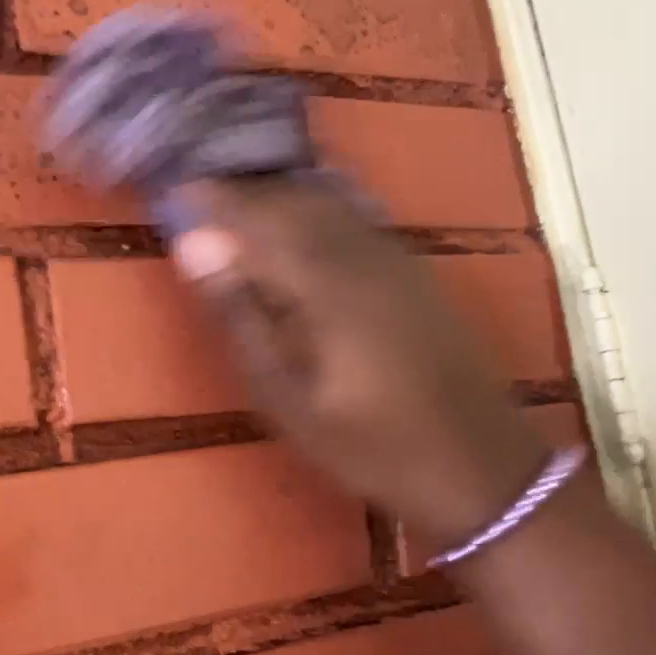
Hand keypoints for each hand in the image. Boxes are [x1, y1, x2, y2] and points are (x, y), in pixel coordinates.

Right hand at [169, 174, 547, 549]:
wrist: (479, 466)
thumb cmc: (369, 446)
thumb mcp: (288, 399)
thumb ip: (242, 316)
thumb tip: (196, 248)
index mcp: (328, 286)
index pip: (260, 220)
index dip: (216, 200)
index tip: (176, 188)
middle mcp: (365, 256)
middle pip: (296, 201)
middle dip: (244, 192)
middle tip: (199, 195)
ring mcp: (398, 259)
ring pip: (330, 204)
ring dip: (279, 196)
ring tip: (237, 204)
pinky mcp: (416, 271)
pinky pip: (356, 218)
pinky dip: (316, 209)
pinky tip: (299, 221)